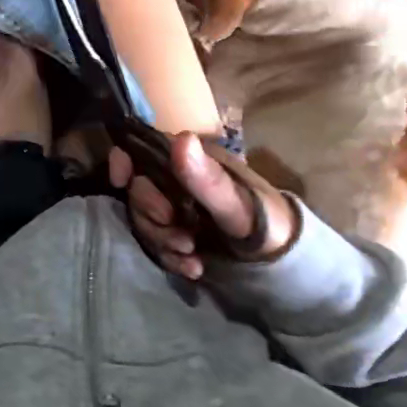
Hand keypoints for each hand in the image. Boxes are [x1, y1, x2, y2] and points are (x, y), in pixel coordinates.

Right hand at [109, 133, 297, 279]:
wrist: (287, 265)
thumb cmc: (268, 223)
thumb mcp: (239, 205)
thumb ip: (207, 179)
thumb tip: (181, 139)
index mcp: (193, 161)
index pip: (144, 149)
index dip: (125, 161)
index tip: (120, 179)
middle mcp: (179, 181)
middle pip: (138, 191)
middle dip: (152, 217)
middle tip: (181, 234)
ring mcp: (176, 209)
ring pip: (144, 221)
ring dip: (162, 241)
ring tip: (191, 255)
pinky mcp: (177, 235)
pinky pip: (156, 244)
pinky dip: (170, 258)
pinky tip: (192, 267)